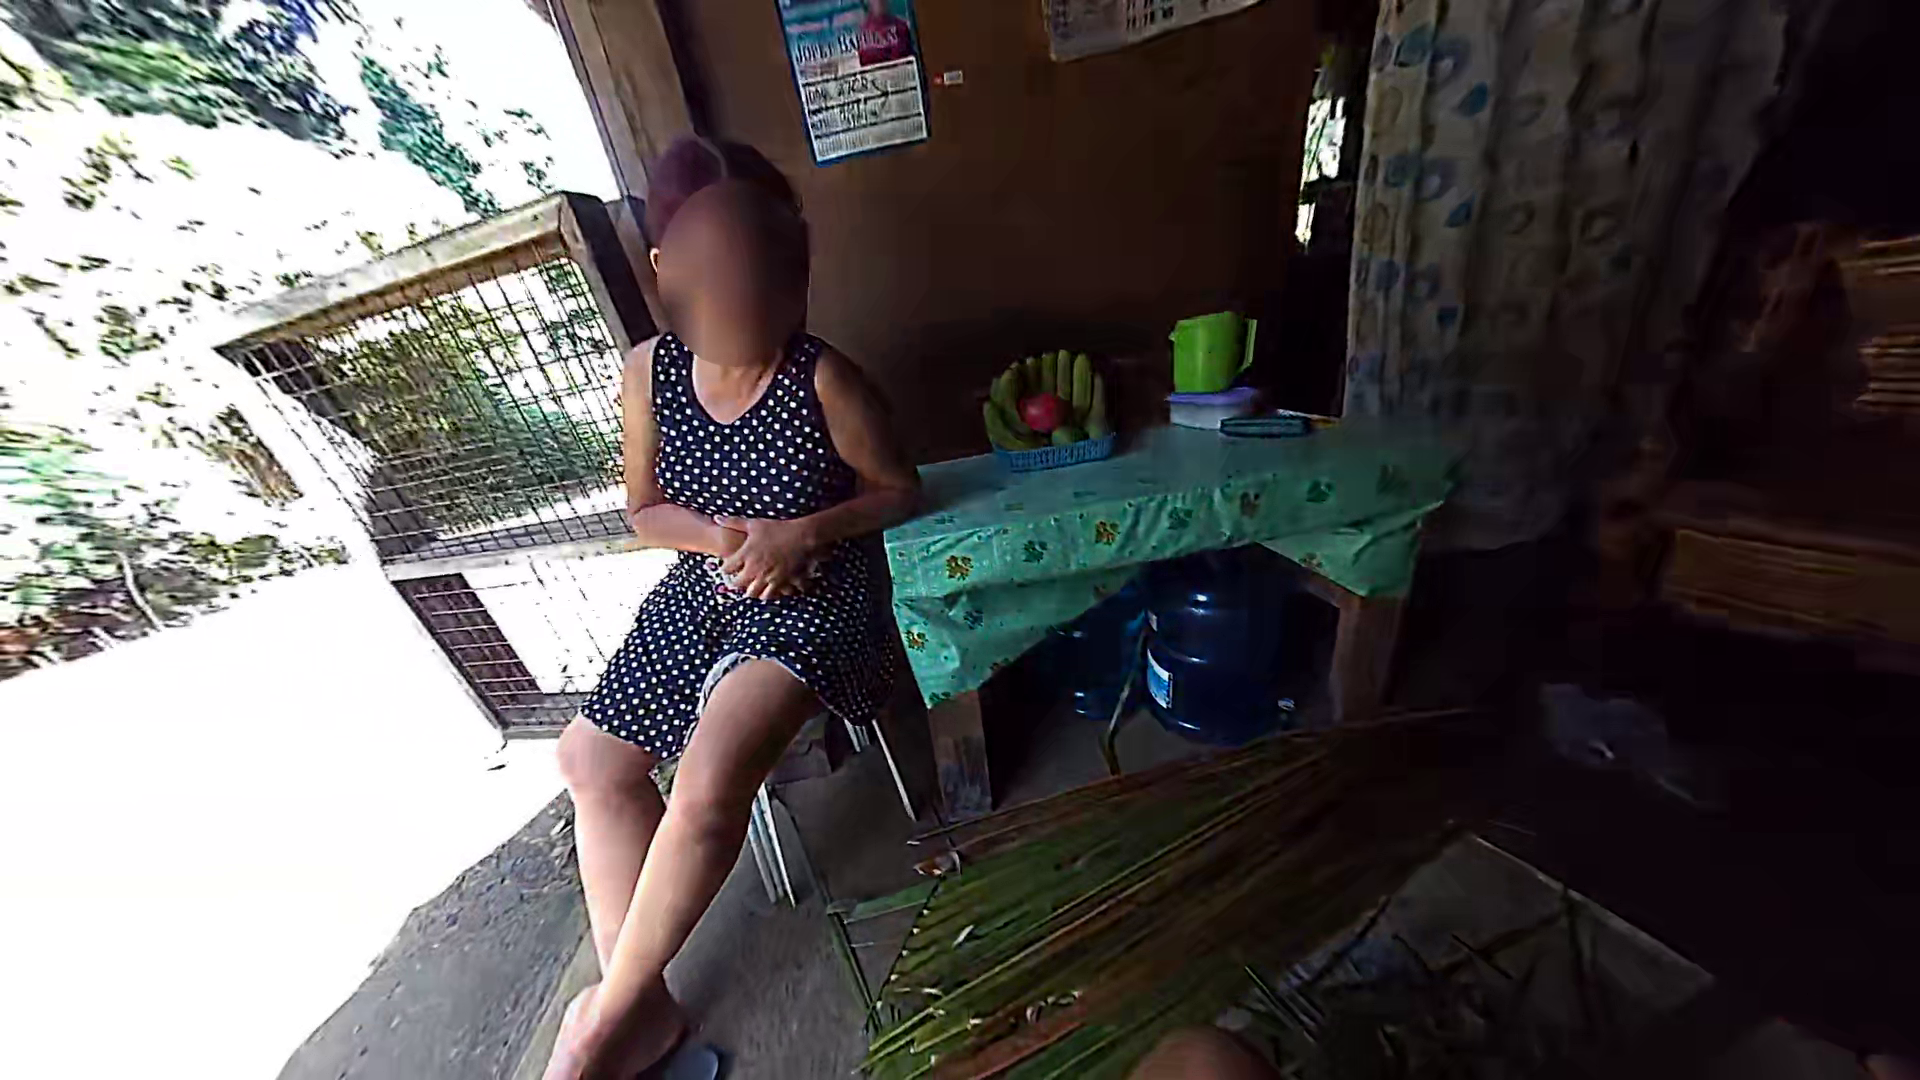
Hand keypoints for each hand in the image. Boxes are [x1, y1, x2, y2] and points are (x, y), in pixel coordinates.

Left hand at [716, 515, 815, 599]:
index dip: (725, 568)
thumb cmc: (777, 529)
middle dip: (735, 582)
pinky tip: (767, 589)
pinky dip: (766, 594)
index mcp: (746, 554)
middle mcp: (754, 568)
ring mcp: (767, 577)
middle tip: (738, 579)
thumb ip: (734, 522)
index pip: (726, 568)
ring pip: (752, 593)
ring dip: (750, 590)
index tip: (728, 567)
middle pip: (737, 584)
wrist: (802, 537)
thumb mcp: (754, 524)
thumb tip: (716, 518)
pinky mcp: (780, 582)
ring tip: (751, 587)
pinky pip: (769, 594)